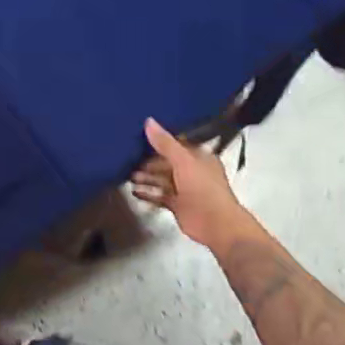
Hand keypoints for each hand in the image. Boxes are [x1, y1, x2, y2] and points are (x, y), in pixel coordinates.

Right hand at [130, 118, 251, 249]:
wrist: (215, 223)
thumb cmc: (203, 188)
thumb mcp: (183, 161)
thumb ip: (165, 143)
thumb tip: (148, 121)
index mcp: (199, 157)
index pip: (177, 145)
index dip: (160, 142)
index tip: (139, 139)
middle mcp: (192, 172)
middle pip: (167, 164)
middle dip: (149, 163)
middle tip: (129, 160)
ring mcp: (185, 190)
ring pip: (163, 181)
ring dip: (147, 178)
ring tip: (128, 176)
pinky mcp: (178, 206)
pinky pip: (160, 197)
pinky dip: (148, 194)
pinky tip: (134, 192)